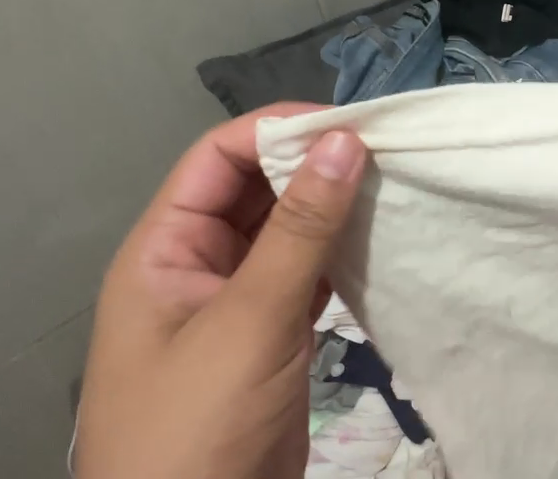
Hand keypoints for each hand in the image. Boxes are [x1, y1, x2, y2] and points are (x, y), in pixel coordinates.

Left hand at [74, 105, 365, 478]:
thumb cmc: (196, 432)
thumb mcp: (250, 322)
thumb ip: (300, 228)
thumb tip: (345, 138)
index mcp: (164, 249)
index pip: (220, 157)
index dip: (279, 130)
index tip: (352, 126)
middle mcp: (194, 263)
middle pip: (255, 187)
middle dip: (313, 165)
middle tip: (386, 152)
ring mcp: (233, 301)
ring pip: (285, 229)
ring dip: (332, 207)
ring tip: (392, 185)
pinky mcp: (269, 334)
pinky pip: (305, 271)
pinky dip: (340, 252)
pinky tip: (380, 239)